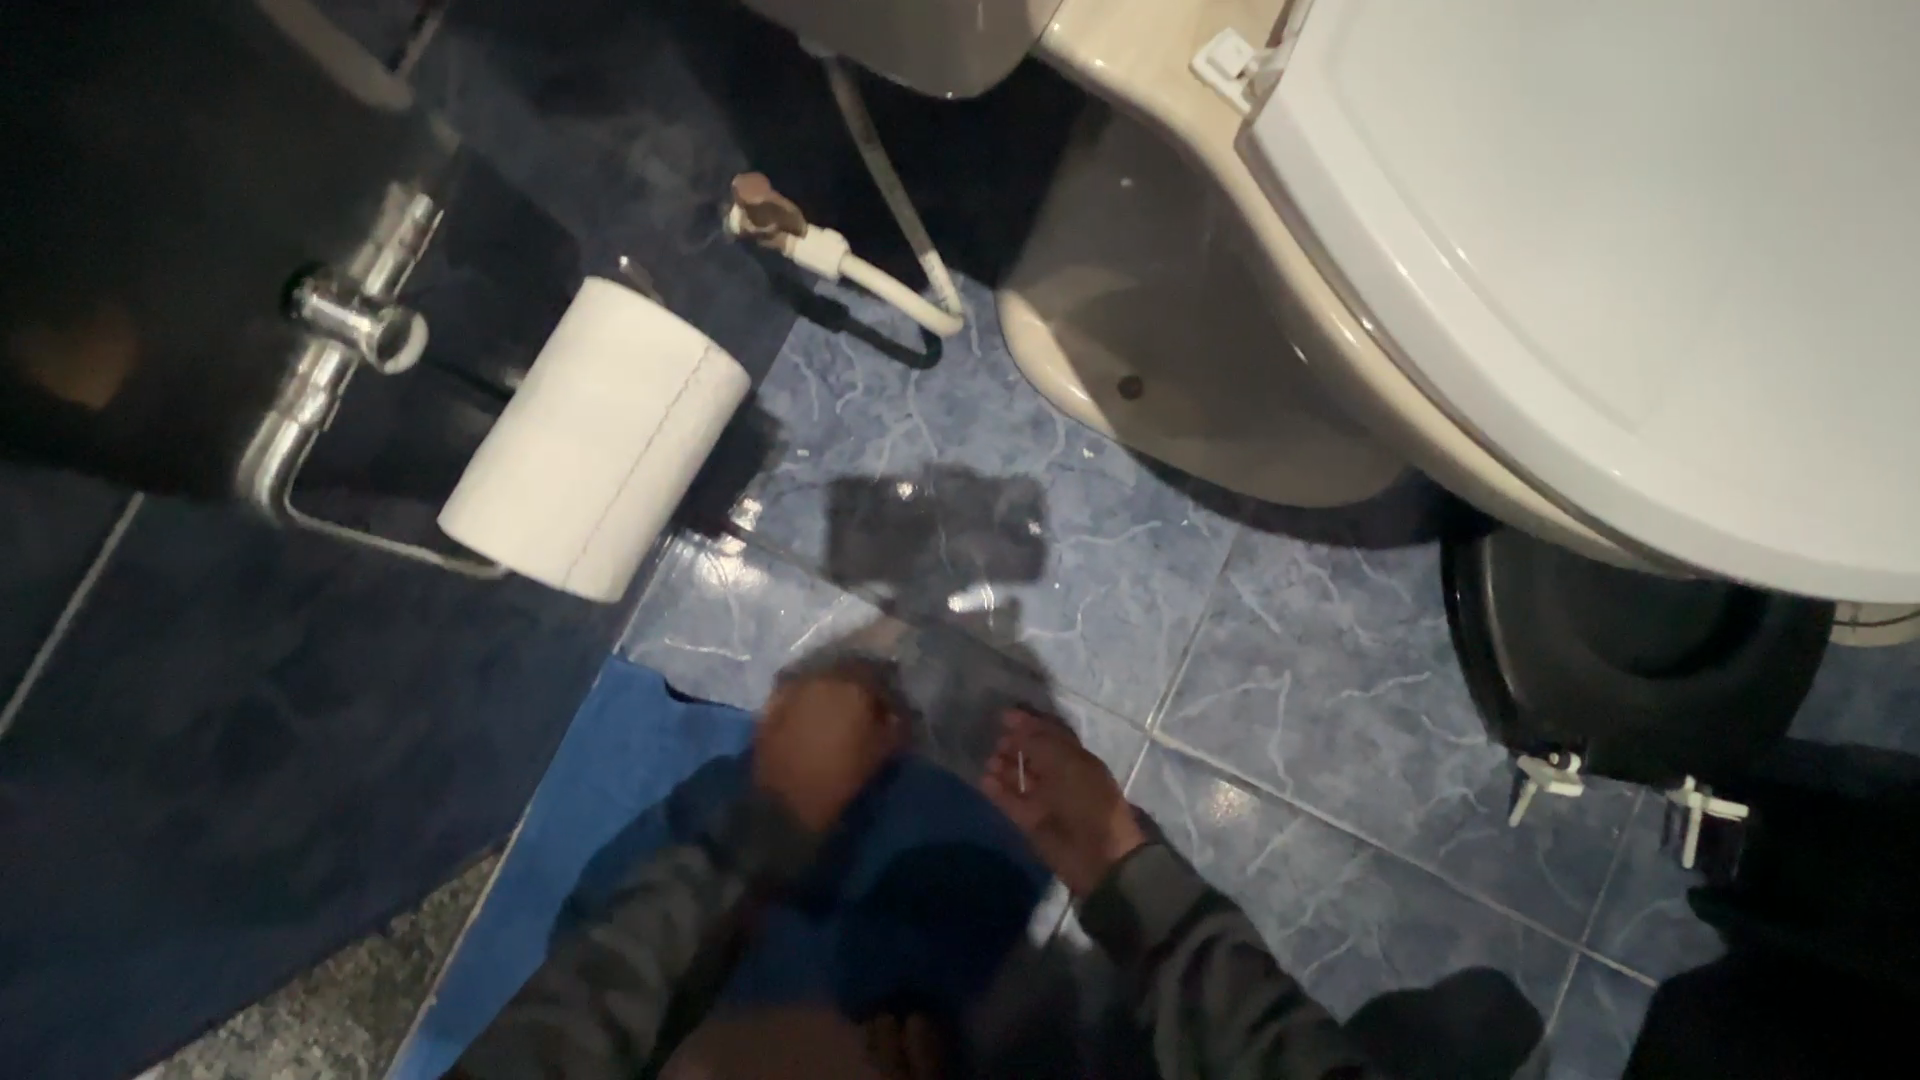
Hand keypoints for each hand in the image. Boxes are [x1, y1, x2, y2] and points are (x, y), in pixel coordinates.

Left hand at [754, 661, 903, 832]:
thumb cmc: (842, 776)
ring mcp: (794, 685)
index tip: (891, 704)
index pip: (879, 670)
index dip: (888, 688)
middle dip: (859, 682)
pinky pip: (797, 688)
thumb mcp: (882, 752)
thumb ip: (897, 725)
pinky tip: (811, 711)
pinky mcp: (773, 701)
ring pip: (821, 675)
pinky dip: (807, 695)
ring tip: (837, 707)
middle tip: (865, 703)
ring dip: (832, 686)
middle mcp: (823, 675)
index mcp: (854, 684)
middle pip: (847, 668)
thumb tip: (899, 714)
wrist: (787, 801)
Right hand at [980, 708, 1146, 896]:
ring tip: (989, 759)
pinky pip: (1011, 801)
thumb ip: (1040, 742)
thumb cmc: (1087, 801)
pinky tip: (983, 779)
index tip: (1005, 715)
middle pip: (1033, 755)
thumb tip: (1016, 723)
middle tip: (996, 738)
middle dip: (1015, 744)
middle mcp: (1060, 776)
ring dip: (1004, 766)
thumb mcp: (1067, 763)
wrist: (1098, 857)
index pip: (1050, 734)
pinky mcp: (1031, 822)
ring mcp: (1045, 800)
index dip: (1029, 723)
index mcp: (1077, 759)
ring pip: (1020, 778)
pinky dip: (997, 790)